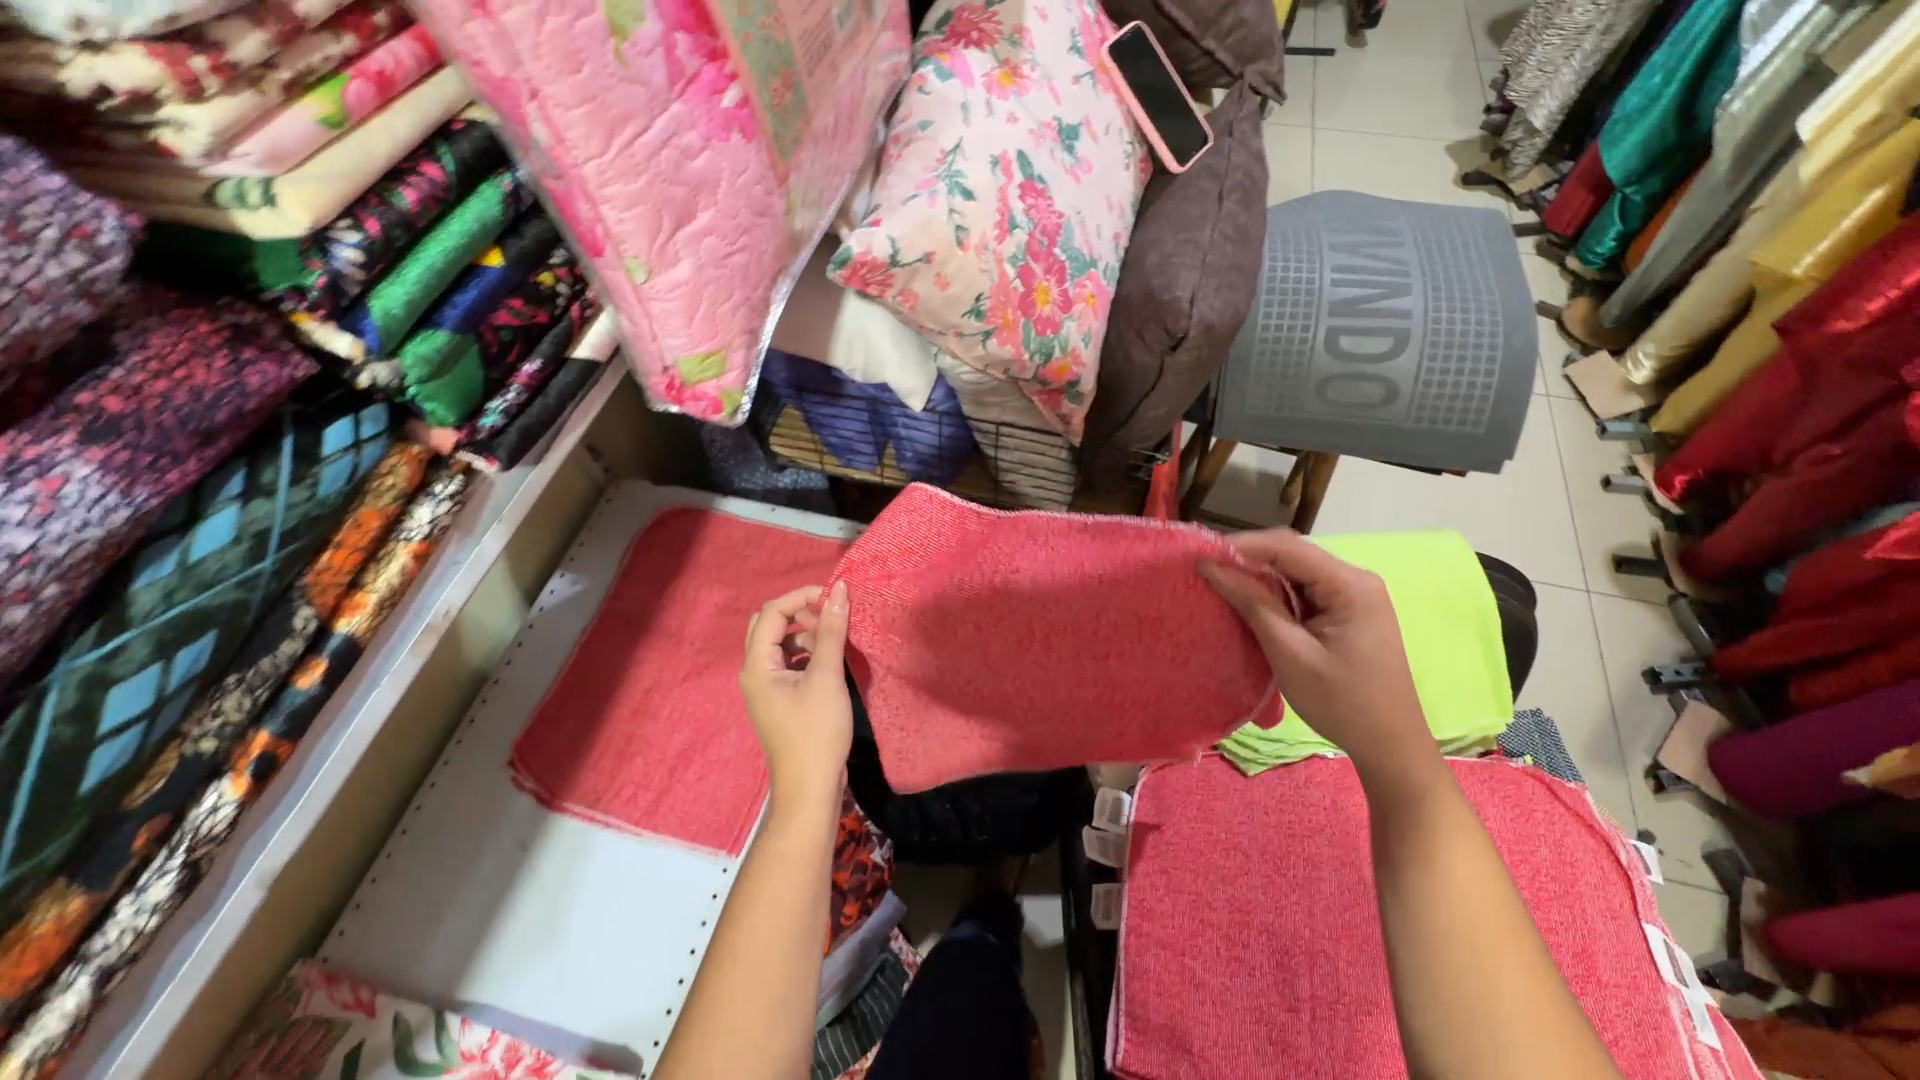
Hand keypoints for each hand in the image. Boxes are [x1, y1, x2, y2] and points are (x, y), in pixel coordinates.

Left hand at [740, 582, 852, 804]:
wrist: (810, 786)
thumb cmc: (816, 731)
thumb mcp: (826, 677)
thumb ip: (831, 631)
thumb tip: (839, 591)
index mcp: (756, 665)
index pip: (772, 612)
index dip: (802, 597)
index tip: (834, 596)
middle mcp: (754, 672)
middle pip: (770, 625)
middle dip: (800, 613)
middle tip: (831, 615)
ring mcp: (766, 688)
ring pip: (781, 644)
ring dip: (806, 634)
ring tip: (836, 639)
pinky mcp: (781, 700)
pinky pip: (789, 664)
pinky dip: (808, 654)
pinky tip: (830, 660)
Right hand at [1201, 530, 1433, 774]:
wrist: (1390, 744)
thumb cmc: (1341, 702)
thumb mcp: (1290, 653)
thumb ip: (1254, 604)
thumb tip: (1213, 567)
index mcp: (1350, 584)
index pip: (1287, 547)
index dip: (1241, 546)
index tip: (1200, 555)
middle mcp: (1356, 579)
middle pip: (1292, 554)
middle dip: (1248, 559)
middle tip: (1204, 570)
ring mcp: (1354, 595)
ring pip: (1296, 572)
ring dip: (1259, 577)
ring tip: (1219, 584)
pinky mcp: (1347, 612)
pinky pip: (1304, 591)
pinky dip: (1275, 594)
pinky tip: (1249, 603)